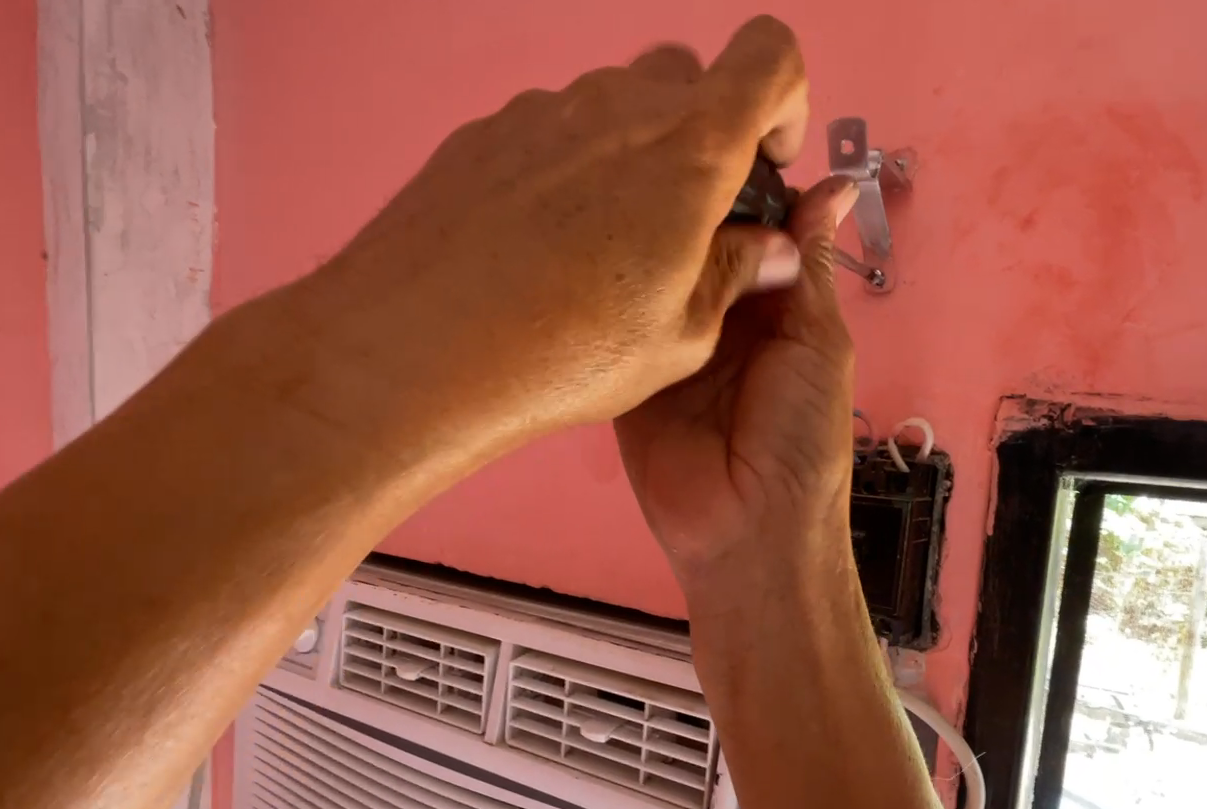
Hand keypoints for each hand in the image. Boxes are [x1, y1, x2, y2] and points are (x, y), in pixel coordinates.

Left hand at [244, 17, 812, 462]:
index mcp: (688, 150)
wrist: (420, 349)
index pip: (768, 57)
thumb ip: (737, 274)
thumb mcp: (681, 337)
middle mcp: (617, 107)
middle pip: (687, 81)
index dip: (786, 101)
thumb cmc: (568, 353)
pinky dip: (572, 172)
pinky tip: (543, 248)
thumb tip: (772, 249)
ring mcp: (543, 112)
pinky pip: (553, 135)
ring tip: (605, 251)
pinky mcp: (485, 134)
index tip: (767, 164)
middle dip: (707, 139)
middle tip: (688, 223)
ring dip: (635, 160)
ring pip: (616, 109)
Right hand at [615, 178, 862, 599]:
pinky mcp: (627, 372)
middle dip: (687, 204)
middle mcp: (721, 319)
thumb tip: (834, 186)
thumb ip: (808, 270)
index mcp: (774, 309)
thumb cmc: (799, 437)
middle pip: (702, 246)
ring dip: (645, 237)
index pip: (755, 231)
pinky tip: (585, 233)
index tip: (717, 128)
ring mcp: (669, 344)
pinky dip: (609, 286)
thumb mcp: (818, 346)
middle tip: (653, 136)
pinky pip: (619, 321)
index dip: (741, 186)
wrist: (745, 528)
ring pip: (657, 276)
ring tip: (616, 171)